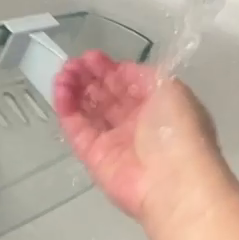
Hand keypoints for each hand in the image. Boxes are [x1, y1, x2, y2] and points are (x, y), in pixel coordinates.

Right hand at [53, 51, 231, 239]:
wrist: (174, 182)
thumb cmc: (178, 131)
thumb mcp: (172, 89)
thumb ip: (143, 75)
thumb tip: (119, 70)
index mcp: (157, 105)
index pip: (126, 82)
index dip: (108, 68)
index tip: (90, 57)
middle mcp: (134, 122)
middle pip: (104, 94)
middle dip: (88, 76)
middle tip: (72, 64)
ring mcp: (112, 139)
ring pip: (87, 109)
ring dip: (74, 89)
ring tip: (62, 74)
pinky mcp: (92, 155)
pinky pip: (75, 127)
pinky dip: (66, 108)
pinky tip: (60, 90)